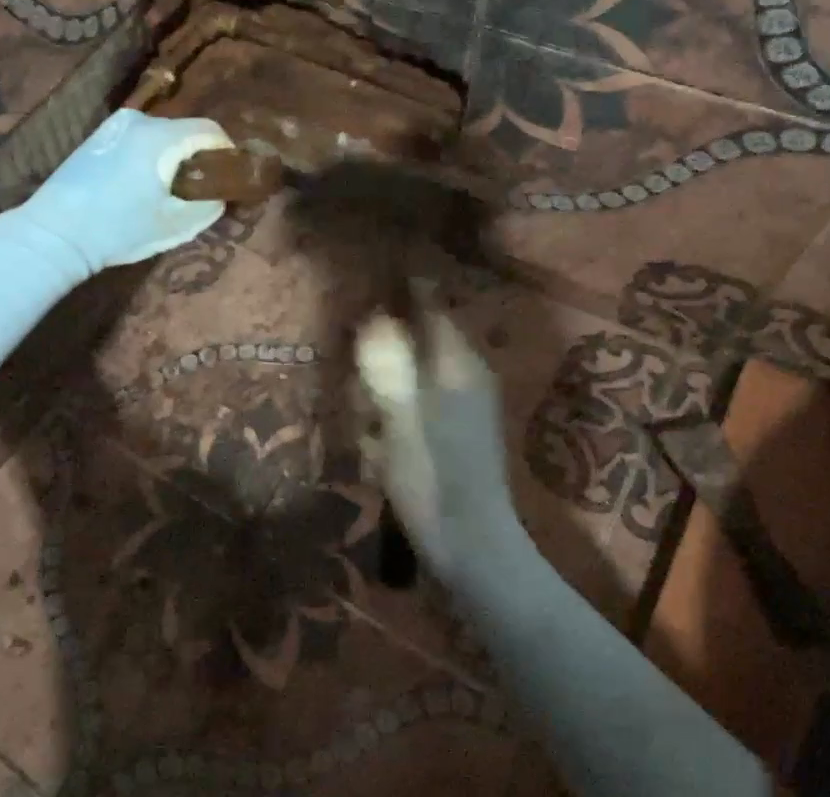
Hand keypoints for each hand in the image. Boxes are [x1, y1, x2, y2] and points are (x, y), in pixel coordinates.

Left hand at [13, 109, 233, 273]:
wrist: (55, 234)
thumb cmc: (118, 229)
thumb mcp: (173, 225)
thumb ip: (207, 206)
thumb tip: (219, 196)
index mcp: (161, 136)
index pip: (209, 130)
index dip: (226, 151)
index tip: (230, 175)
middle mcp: (138, 120)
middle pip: (183, 131)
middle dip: (197, 157)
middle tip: (201, 189)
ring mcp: (113, 127)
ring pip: (158, 137)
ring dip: (171, 158)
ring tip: (169, 192)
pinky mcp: (95, 139)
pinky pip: (136, 141)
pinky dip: (148, 158)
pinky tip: (139, 187)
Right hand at [355, 302, 526, 580]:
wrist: (471, 548)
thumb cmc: (434, 479)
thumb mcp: (403, 419)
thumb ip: (389, 366)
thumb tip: (374, 316)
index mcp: (458, 365)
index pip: (431, 305)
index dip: (402, 289)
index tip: (369, 280)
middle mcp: (464, 377)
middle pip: (410, 342)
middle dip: (378, 363)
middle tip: (359, 397)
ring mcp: (459, 407)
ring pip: (405, 378)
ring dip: (379, 397)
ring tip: (367, 434)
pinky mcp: (450, 435)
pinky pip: (409, 409)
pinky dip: (389, 423)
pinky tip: (378, 453)